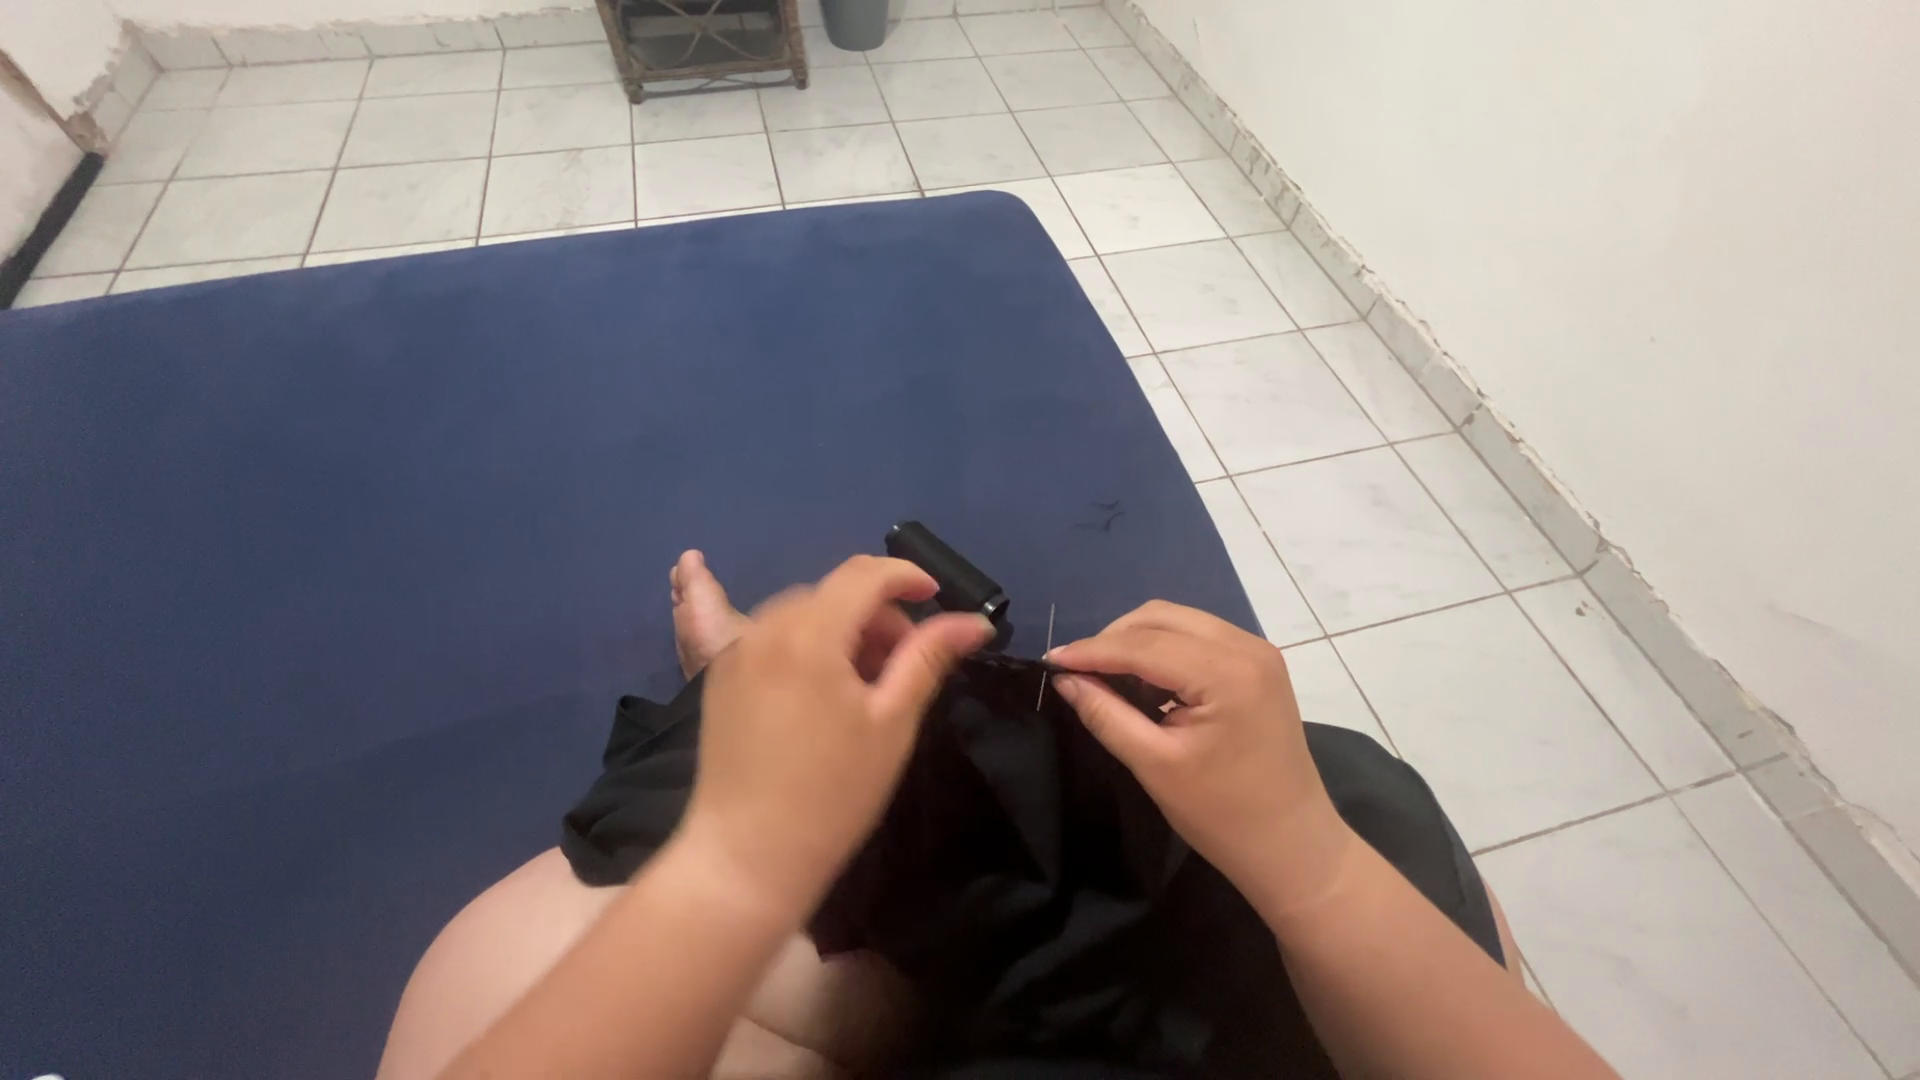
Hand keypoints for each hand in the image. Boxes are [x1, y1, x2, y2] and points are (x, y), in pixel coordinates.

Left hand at [678, 555, 993, 919]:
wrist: (745, 857)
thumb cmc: (832, 794)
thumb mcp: (893, 721)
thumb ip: (929, 657)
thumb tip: (974, 622)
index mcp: (808, 632)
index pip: (865, 574)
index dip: (908, 576)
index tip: (938, 598)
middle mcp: (764, 627)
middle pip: (836, 593)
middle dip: (879, 616)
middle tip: (904, 668)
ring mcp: (736, 650)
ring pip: (805, 612)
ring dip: (844, 630)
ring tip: (865, 686)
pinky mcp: (720, 675)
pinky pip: (775, 635)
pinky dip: (809, 644)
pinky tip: (823, 693)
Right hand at [1047, 601, 1358, 917]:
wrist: (1292, 845)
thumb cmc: (1222, 814)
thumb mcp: (1154, 764)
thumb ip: (1105, 714)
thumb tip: (1065, 679)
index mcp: (1226, 673)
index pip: (1142, 645)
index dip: (1091, 651)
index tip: (1049, 660)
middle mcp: (1246, 647)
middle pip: (1159, 618)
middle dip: (1112, 639)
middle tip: (1077, 671)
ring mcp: (1256, 651)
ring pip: (1177, 621)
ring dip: (1135, 641)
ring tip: (1104, 676)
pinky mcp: (1257, 663)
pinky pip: (1196, 637)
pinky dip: (1162, 649)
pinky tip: (1143, 680)